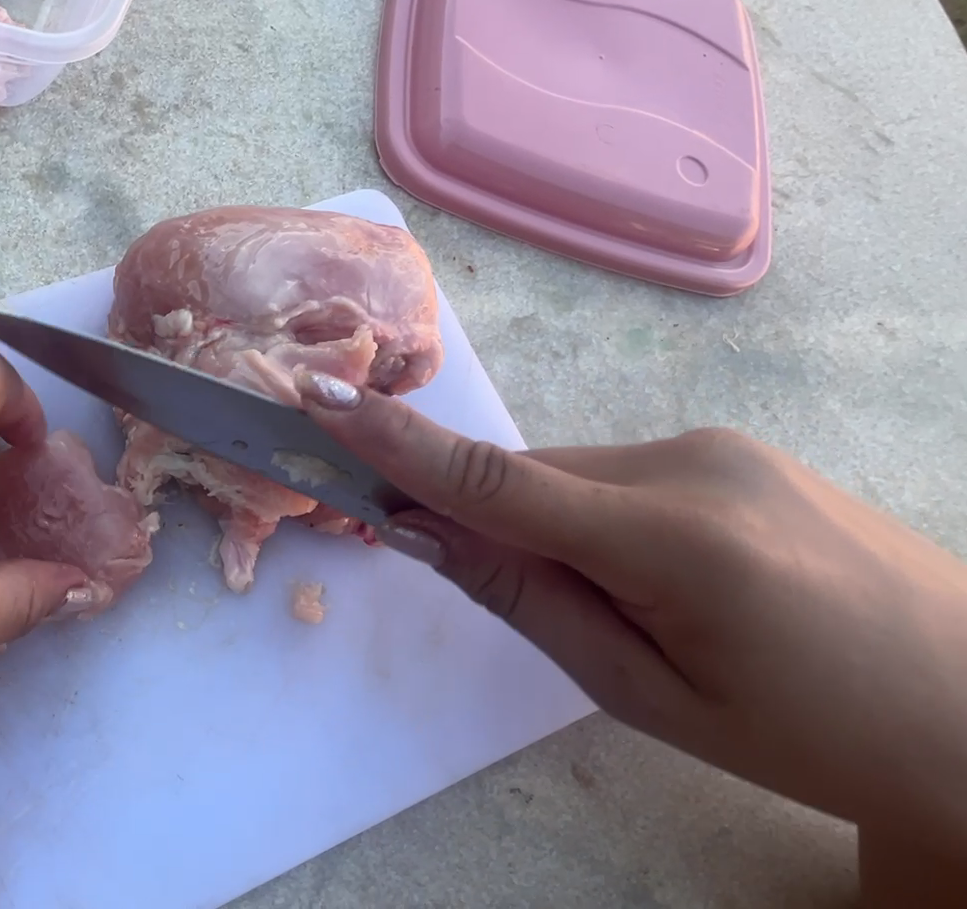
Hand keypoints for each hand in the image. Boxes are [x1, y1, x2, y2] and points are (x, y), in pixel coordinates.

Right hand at [295, 371, 966, 865]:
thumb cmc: (811, 734)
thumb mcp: (643, 693)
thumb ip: (520, 598)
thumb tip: (415, 528)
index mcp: (675, 544)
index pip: (493, 480)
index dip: (396, 439)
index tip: (318, 394)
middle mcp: (691, 464)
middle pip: (523, 478)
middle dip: (489, 524)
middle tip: (529, 602)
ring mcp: (717, 445)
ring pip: (563, 473)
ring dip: (544, 524)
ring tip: (624, 606)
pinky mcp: (730, 447)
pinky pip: (609, 471)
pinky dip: (587, 512)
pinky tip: (655, 573)